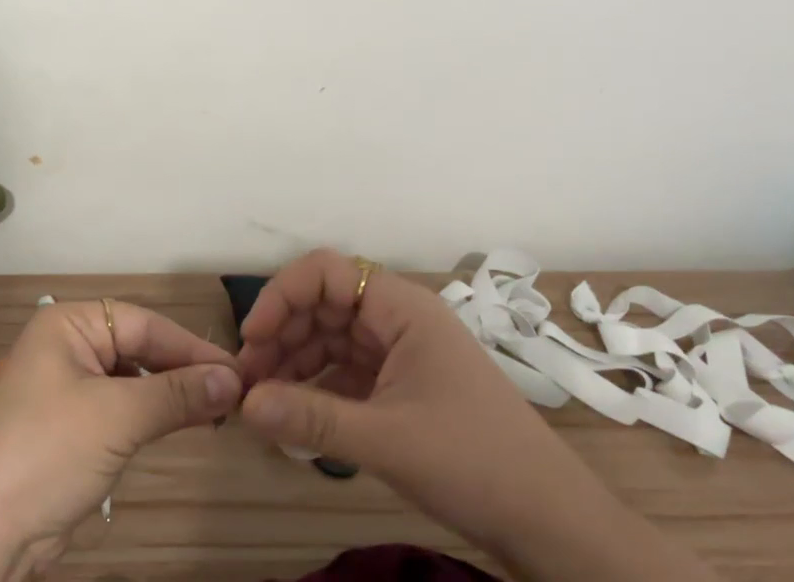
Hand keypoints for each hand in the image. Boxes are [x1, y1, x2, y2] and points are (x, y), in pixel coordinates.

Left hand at [0, 300, 241, 581]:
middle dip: (184, 368)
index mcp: (67, 325)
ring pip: (133, 378)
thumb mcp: (117, 417)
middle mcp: (66, 347)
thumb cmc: (49, 451)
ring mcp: (68, 387)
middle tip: (235, 393)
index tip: (238, 371)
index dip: (190, 346)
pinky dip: (154, 414)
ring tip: (219, 409)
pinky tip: (185, 423)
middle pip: (139, 347)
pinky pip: (123, 408)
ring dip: (173, 392)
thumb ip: (177, 394)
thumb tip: (234, 380)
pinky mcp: (73, 426)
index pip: (142, 322)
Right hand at [235, 250, 716, 581]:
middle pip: (323, 306)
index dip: (283, 296)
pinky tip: (293, 414)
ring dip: (293, 363)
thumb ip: (311, 418)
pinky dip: (316, 388)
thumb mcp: (387, 440)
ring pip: (331, 340)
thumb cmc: (475, 462)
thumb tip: (243, 403)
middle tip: (246, 380)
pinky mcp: (402, 389)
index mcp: (403, 309)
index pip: (327, 272)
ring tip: (261, 401)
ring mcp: (402, 355)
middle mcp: (400, 321)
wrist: (550, 521)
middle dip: (281, 335)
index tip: (252, 340)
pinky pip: (345, 373)